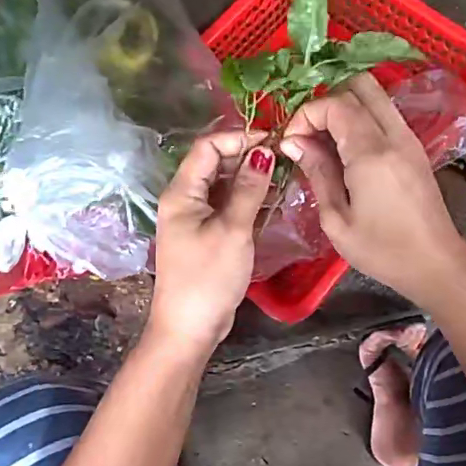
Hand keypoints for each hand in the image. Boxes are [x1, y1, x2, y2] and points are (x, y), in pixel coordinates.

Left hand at [148, 130, 273, 347]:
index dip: (238, 138)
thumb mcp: (233, 230)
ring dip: (249, 177)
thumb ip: (248, 189)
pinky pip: (226, 205)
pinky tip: (271, 199)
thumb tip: (263, 152)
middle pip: (215, 163)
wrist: (189, 327)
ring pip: (223, 184)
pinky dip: (247, 198)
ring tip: (283, 175)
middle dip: (247, 155)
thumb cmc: (209, 277)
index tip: (272, 141)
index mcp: (182, 193)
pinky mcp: (206, 234)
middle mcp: (185, 200)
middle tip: (283, 157)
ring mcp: (195, 218)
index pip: (208, 147)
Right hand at [280, 74, 465, 304]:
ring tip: (325, 141)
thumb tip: (294, 142)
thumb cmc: (383, 251)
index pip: (335, 104)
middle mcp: (394, 136)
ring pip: (375, 96)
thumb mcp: (337, 220)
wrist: (436, 263)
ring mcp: (409, 139)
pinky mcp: (416, 148)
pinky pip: (385, 114)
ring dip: (345, 107)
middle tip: (309, 134)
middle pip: (359, 86)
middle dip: (326, 102)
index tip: (292, 143)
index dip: (306, 115)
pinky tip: (347, 150)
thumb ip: (317, 173)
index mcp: (372, 153)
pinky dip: (362, 118)